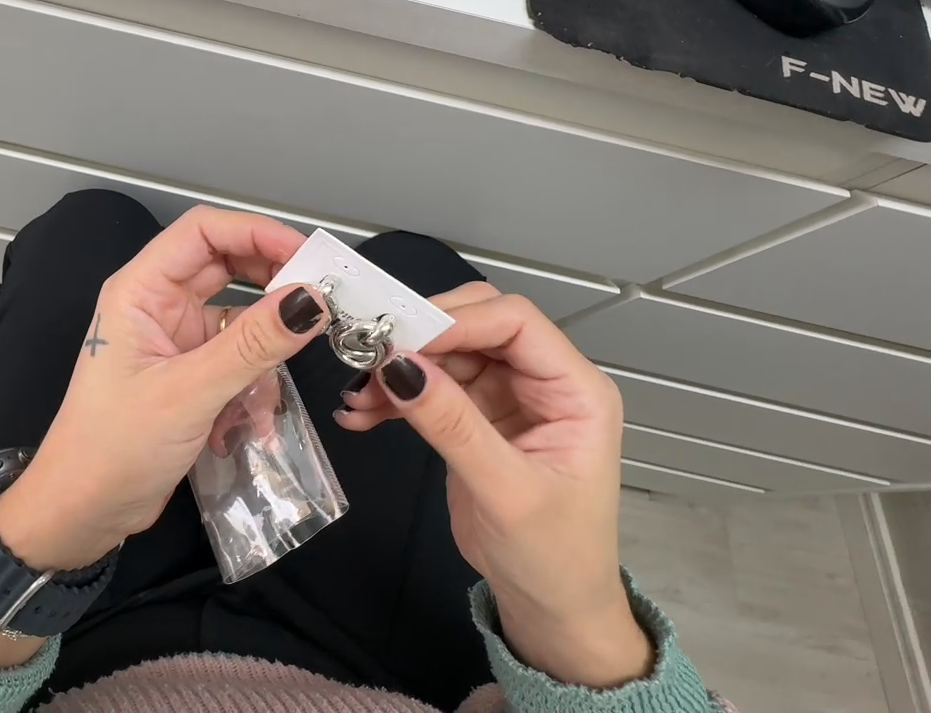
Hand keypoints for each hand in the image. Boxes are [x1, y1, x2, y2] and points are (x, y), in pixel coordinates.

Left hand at [0, 207, 329, 572]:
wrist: (82, 512)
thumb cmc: (114, 446)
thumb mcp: (189, 392)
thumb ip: (253, 345)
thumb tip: (310, 300)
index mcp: (140, 289)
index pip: (203, 231)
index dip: (256, 231)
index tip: (306, 255)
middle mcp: (157, 303)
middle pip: (224, 265)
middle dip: (271, 281)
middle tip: (317, 300)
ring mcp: (173, 338)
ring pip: (236, 317)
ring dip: (263, 346)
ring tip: (277, 379)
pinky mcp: (188, 372)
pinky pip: (235, 358)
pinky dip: (253, 382)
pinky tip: (252, 421)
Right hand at [336, 284, 652, 688]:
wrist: (549, 610)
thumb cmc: (552, 556)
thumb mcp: (505, 491)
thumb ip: (452, 424)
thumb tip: (395, 363)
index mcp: (574, 388)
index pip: (514, 321)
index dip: (457, 320)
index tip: (399, 338)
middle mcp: (540, 379)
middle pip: (475, 324)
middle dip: (421, 336)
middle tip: (370, 354)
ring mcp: (503, 394)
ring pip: (442, 352)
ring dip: (397, 368)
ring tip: (356, 396)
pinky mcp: (472, 414)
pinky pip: (427, 385)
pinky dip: (392, 395)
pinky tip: (360, 414)